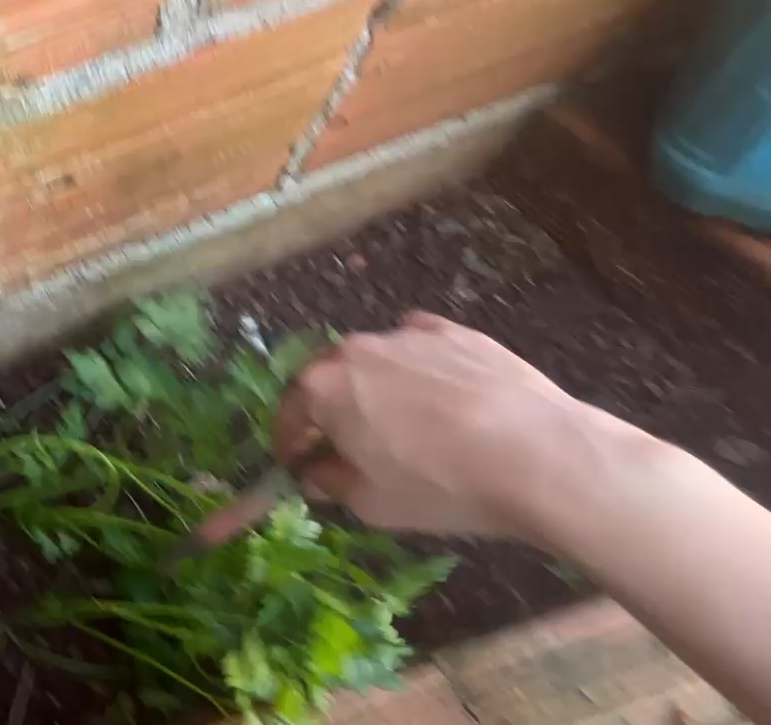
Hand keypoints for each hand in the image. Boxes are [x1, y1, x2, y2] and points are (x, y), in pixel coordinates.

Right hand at [274, 312, 607, 537]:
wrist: (549, 461)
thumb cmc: (444, 486)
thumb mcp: (372, 504)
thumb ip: (328, 483)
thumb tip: (314, 473)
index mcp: (319, 388)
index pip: (288, 415)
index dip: (289, 444)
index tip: (297, 464)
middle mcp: (349, 351)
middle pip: (325, 381)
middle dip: (329, 410)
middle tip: (351, 443)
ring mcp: (402, 336)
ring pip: (371, 361)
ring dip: (374, 387)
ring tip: (408, 421)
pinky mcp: (451, 333)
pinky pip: (419, 345)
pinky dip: (419, 366)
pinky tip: (442, 393)